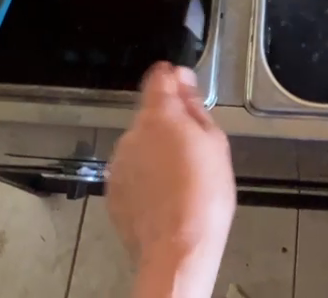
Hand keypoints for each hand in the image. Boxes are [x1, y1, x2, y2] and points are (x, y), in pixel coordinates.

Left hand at [107, 63, 235, 297]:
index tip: (183, 82)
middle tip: (193, 144)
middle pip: (150, 113)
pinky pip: (131, 170)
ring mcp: (119, 162)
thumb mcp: (214, 142)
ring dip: (156, 149)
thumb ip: (195, 106)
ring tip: (180, 176)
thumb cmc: (204, 196)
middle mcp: (133, 133)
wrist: (178, 250)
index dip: (172, 77)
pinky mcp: (113, 190)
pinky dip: (144, 174)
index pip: (158, 77)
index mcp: (160, 115)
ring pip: (140, 143)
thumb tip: (184, 83)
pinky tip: (164, 193)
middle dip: (169, 121)